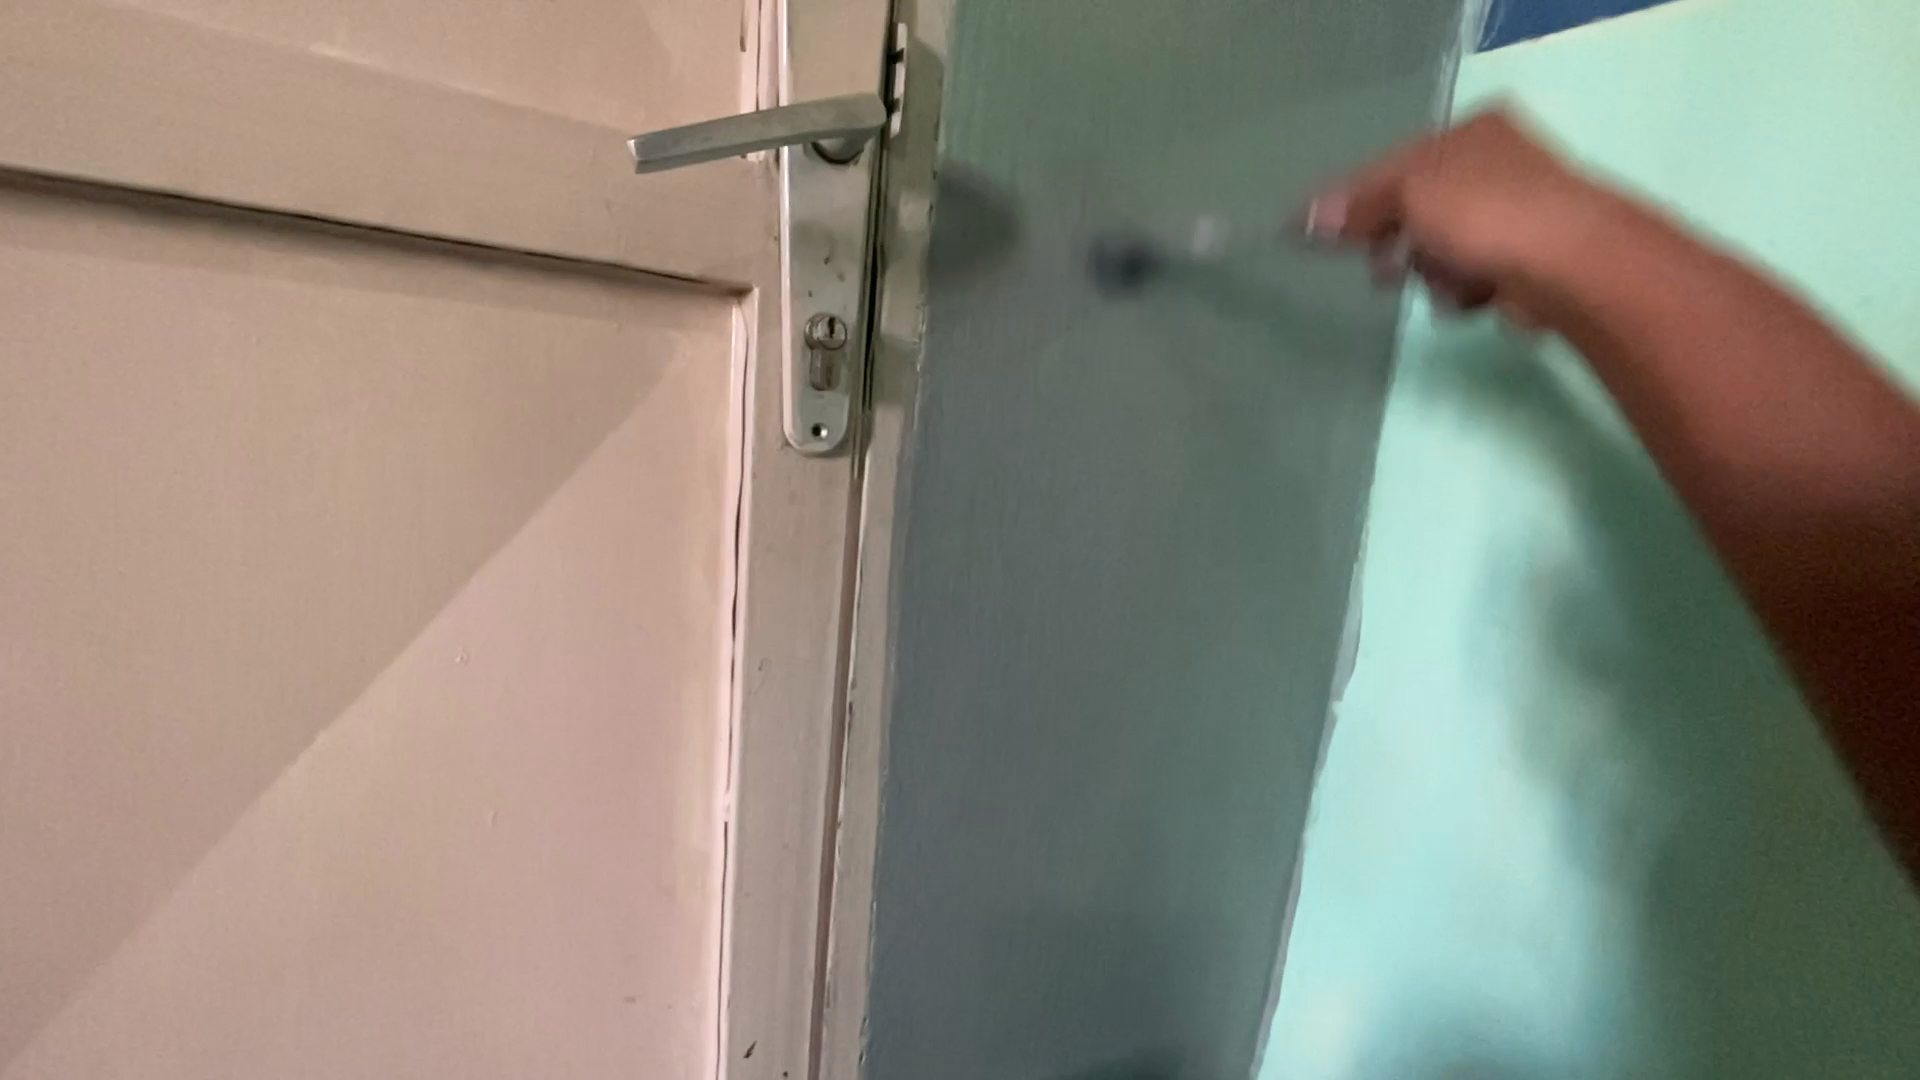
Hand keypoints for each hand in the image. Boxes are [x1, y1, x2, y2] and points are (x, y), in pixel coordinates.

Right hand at [1303, 108, 1616, 327]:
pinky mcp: (1514, 259)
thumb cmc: (1486, 216)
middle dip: (1393, 244)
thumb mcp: (1410, 197)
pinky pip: (1457, 276)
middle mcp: (1489, 165)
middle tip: (1387, 266)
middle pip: (1405, 213)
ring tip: (1441, 280)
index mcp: (1468, 133)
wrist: (1569, 267)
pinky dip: (1455, 289)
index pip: (1385, 169)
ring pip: (1428, 251)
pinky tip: (1471, 293)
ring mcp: (1505, 212)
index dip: (1343, 202)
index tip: (1301, 233)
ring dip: (1425, 272)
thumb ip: (1356, 207)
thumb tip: (1304, 218)